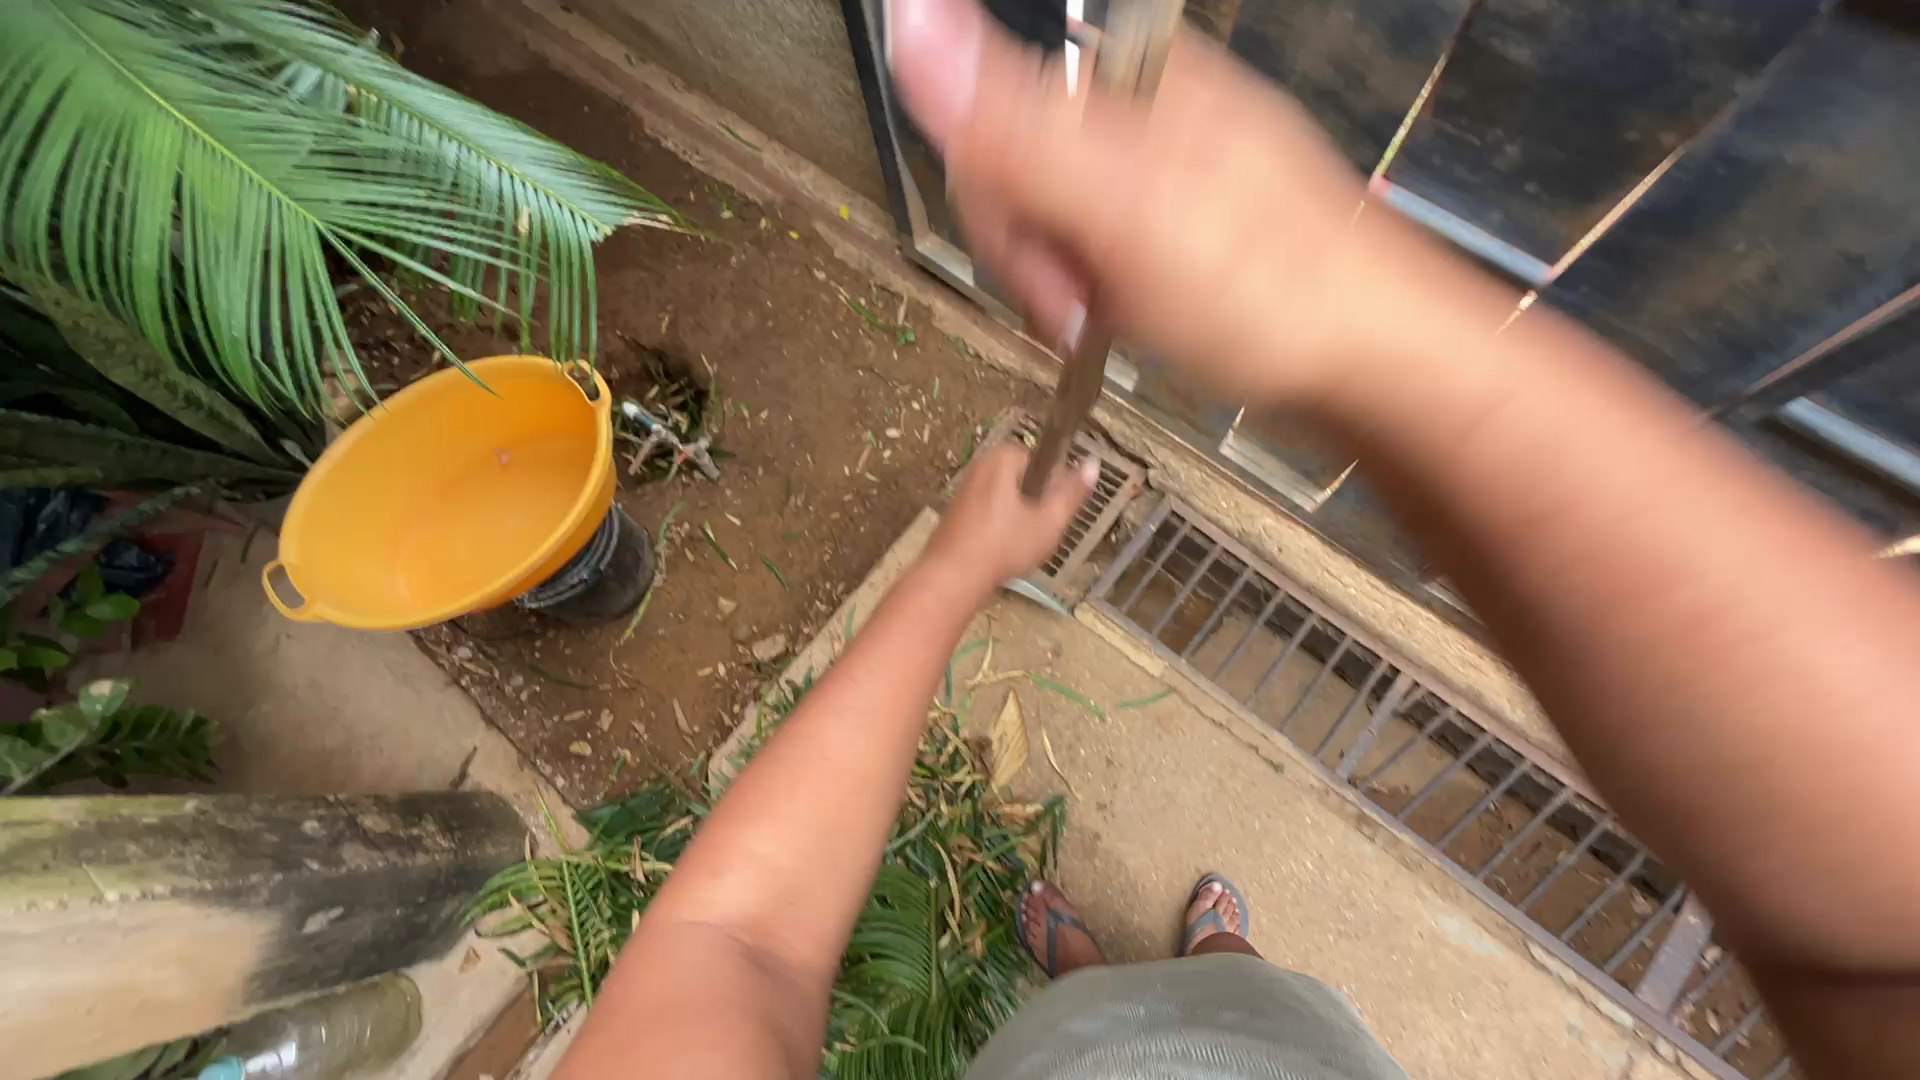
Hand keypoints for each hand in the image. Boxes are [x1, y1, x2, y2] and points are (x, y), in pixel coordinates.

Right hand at [884, 0, 1450, 409]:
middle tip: (1082, 310)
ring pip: (1046, 214)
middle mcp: (1131, 108)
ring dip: (1059, 282)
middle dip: (1031, 255)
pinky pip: (1086, 241)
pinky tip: (1122, 313)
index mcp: (1121, 84)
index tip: (1050, 277)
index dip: (996, 214)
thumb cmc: (1257, 290)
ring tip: (1108, 320)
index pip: (986, 120)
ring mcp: (1150, 162)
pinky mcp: (1163, 212)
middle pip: (1012, 169)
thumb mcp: (1128, 211)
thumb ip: (1019, 129)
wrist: (1365, 353)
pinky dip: (1089, 289)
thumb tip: (911, 17)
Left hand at [925, 442, 1097, 588]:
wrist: (951, 576)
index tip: (1052, 508)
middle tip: (1039, 528)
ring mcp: (962, 491)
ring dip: (1014, 515)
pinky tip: (999, 550)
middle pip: (1018, 477)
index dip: (1049, 482)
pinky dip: (995, 526)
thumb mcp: (1048, 522)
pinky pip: (984, 512)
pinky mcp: (952, 513)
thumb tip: (1093, 464)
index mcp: (1000, 460)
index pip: (1036, 457)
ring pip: (1001, 496)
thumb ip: (1071, 493)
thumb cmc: (1003, 547)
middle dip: (1031, 499)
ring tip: (1021, 543)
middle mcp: (978, 468)